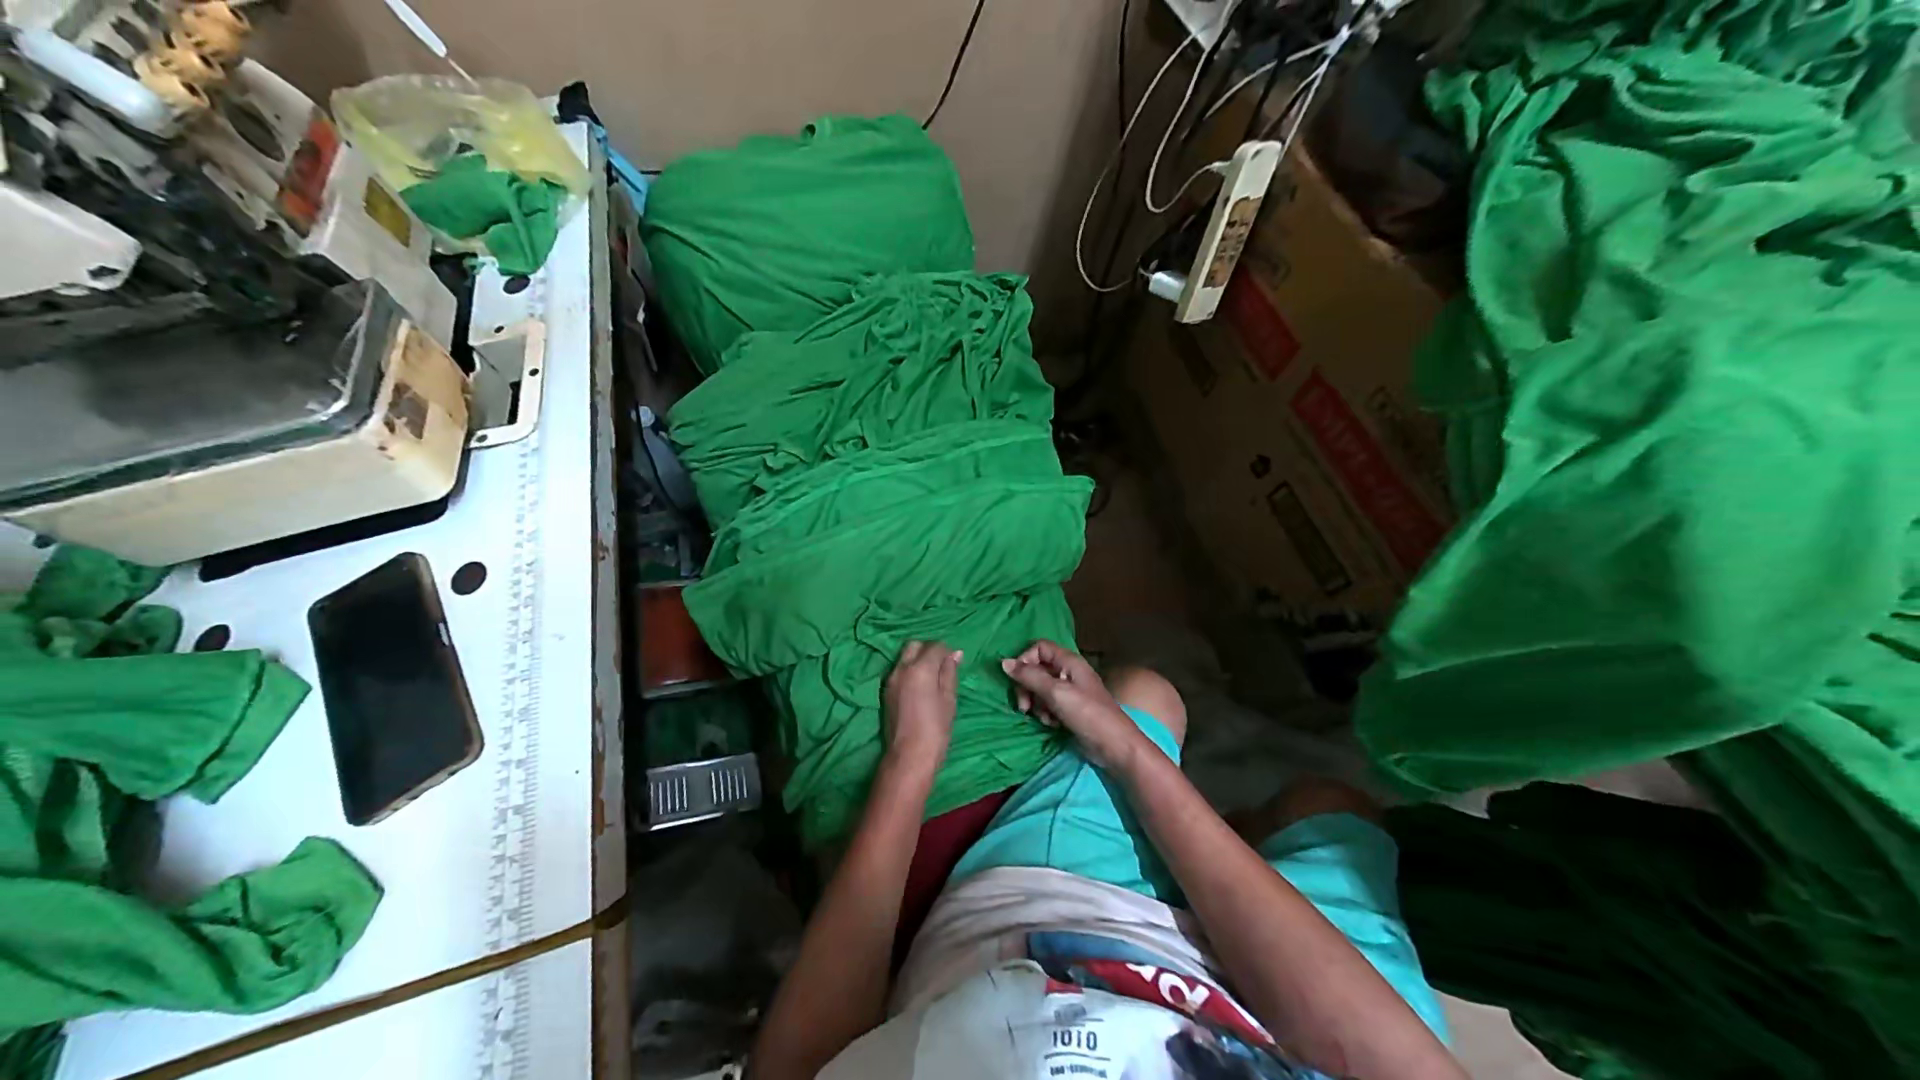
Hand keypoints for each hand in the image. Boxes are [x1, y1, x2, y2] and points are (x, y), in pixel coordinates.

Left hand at [883, 640, 960, 771]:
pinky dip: (909, 670)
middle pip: (915, 645)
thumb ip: (949, 673)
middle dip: (929, 650)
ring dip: (918, 659)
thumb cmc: (936, 728)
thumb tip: (954, 654)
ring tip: (931, 678)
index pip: (935, 646)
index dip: (947, 652)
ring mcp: (891, 679)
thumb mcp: (949, 699)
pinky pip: (899, 670)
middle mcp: (902, 668)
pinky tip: (919, 687)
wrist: (909, 755)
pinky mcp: (885, 691)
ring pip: (904, 657)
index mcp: (920, 668)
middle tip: (941, 666)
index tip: (954, 663)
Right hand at [1001, 640, 1155, 772]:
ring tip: (1045, 718)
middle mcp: (1069, 673)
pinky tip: (1052, 724)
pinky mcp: (1070, 710)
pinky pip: (1048, 705)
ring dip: (1037, 704)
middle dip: (1027, 687)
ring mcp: (1070, 692)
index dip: (1025, 661)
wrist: (1115, 746)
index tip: (1017, 680)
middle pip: (1037, 669)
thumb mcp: (1056, 693)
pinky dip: (1046, 713)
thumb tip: (1004, 662)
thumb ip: (1030, 677)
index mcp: (1069, 662)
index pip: (1039, 648)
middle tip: (1025, 706)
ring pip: (1040, 689)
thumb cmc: (1088, 715)